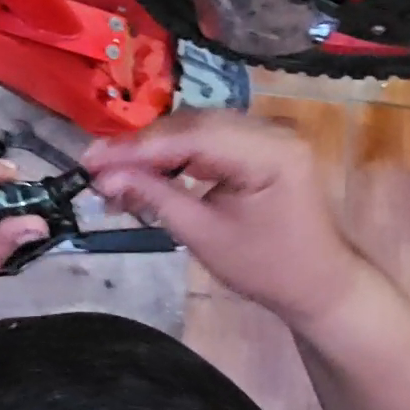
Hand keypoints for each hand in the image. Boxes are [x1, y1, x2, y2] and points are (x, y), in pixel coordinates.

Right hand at [82, 109, 364, 321]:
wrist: (319, 284)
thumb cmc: (266, 267)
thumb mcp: (204, 235)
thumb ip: (154, 197)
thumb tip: (103, 178)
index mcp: (270, 152)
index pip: (191, 137)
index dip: (136, 148)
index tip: (90, 160)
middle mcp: (270, 130)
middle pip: (190, 125)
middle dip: (139, 147)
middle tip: (93, 166)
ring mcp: (265, 134)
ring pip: (193, 129)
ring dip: (152, 150)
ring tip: (111, 172)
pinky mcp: (256, 144)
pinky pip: (205, 139)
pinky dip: (172, 154)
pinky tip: (144, 169)